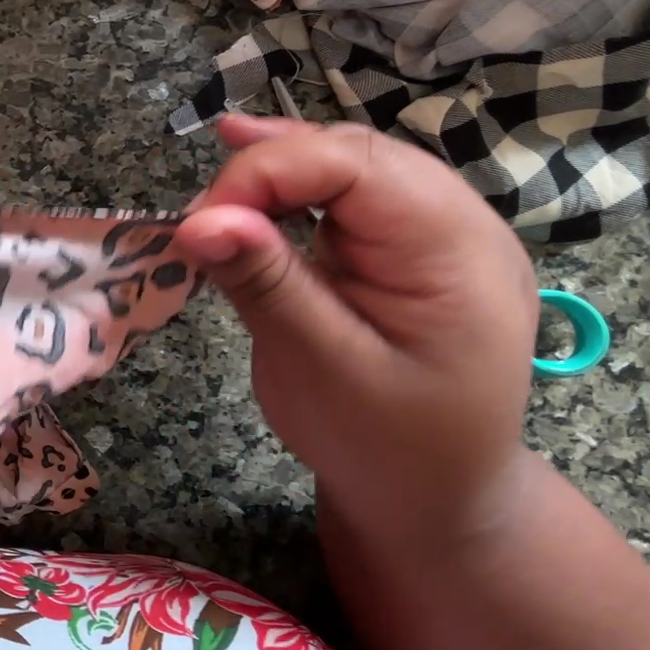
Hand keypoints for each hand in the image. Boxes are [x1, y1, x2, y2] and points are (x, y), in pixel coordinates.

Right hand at [178, 115, 538, 538]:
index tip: (196, 222)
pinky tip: (249, 183)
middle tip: (195, 217)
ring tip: (212, 191)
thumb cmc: (384, 441)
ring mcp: (431, 236)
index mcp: (454, 251)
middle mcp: (455, 227)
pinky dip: (288, 186)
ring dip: (273, 170)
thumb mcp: (320, 366)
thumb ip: (266, 284)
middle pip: (353, 153)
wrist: (433, 495)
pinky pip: (342, 195)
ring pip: (346, 165)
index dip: (265, 173)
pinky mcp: (397, 250)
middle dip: (264, 169)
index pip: (355, 164)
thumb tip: (197, 219)